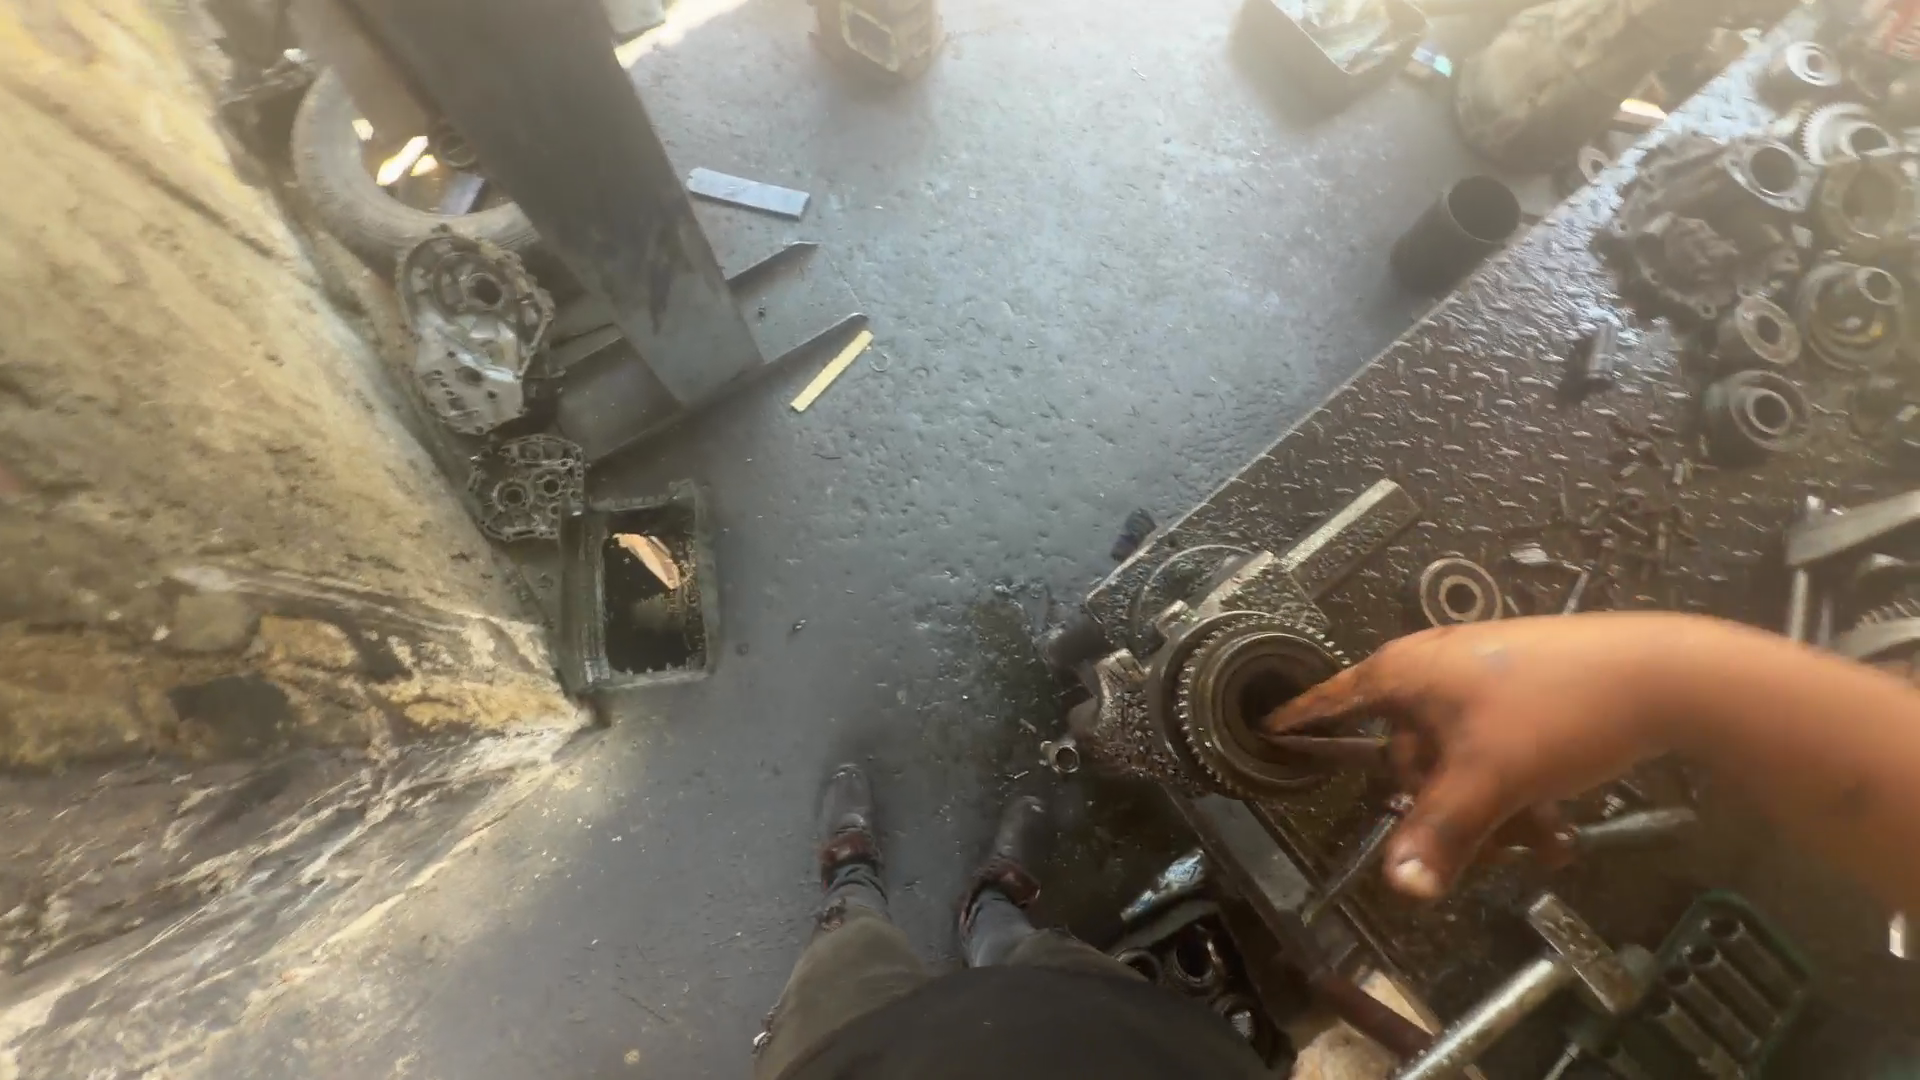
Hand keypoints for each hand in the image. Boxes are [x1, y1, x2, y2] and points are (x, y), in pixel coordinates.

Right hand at [1258, 613, 1701, 898]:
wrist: (1665, 674)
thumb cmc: (1552, 713)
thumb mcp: (1490, 781)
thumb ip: (1438, 834)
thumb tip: (1397, 890)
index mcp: (1400, 673)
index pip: (1330, 699)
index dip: (1297, 719)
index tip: (1266, 732)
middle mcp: (1425, 666)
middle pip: (1404, 748)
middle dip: (1438, 803)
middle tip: (1483, 845)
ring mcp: (1470, 672)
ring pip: (1452, 752)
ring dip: (1485, 802)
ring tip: (1538, 838)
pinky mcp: (1512, 683)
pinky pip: (1486, 740)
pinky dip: (1508, 779)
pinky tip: (1550, 815)